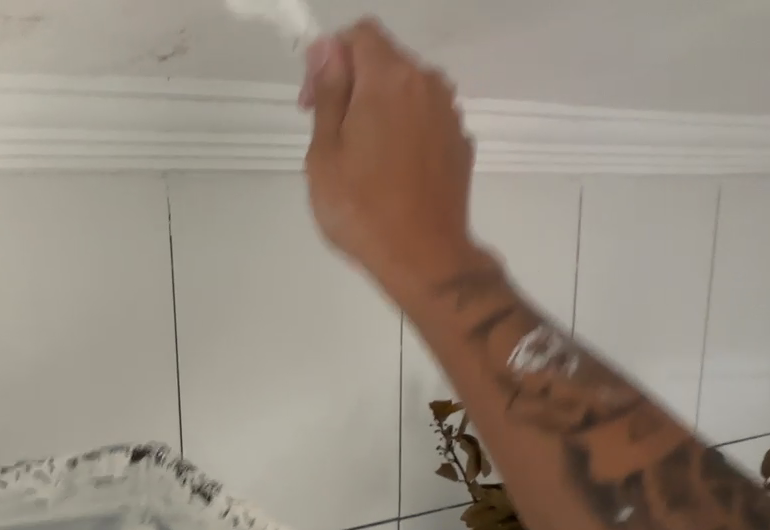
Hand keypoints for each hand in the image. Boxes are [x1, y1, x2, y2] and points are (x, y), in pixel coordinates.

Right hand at [300, 20, 486, 298]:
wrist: (420, 254)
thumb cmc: (359, 209)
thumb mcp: (324, 154)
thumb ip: (328, 94)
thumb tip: (326, 49)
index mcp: (388, 80)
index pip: (360, 34)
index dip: (329, 57)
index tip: (310, 100)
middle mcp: (426, 83)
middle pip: (384, 62)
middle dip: (351, 85)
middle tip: (325, 136)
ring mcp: (448, 112)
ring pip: (405, 92)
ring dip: (377, 110)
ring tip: (356, 161)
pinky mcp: (458, 141)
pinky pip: (423, 121)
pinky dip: (401, 133)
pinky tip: (385, 174)